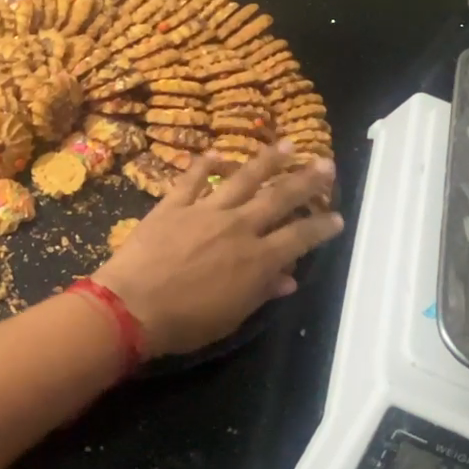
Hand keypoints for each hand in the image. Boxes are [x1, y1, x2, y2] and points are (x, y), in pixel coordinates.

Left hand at [91, 142, 344, 357]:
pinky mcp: (172, 205)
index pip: (300, 237)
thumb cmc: (184, 324)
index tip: (337, 217)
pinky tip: (217, 153)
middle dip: (307, 181)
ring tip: (288, 145)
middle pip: (279, 198)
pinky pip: (193, 179)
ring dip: (268, 160)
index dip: (321, 226)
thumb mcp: (230, 317)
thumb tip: (287, 279)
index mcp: (257, 260)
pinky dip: (206, 165)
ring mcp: (204, 212)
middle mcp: (238, 228)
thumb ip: (260, 293)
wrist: (131, 307)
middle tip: (326, 165)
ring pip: (243, 178)